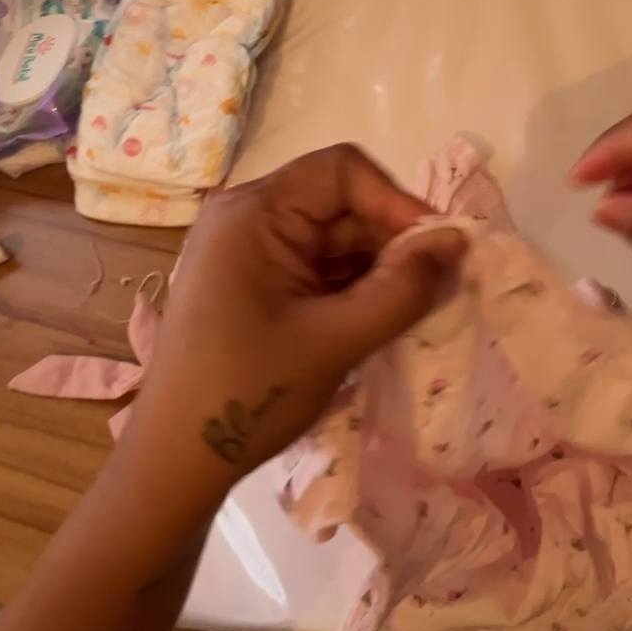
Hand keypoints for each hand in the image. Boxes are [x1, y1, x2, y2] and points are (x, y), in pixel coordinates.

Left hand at [125, 144, 466, 498]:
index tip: (436, 248)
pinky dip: (349, 283)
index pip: (341, 171)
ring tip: (407, 307)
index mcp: (254, 211)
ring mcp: (246, 246)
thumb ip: (402, 288)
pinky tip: (372, 316)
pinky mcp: (252, 276)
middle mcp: (247, 214)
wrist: (174, 460)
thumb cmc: (249, 393)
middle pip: (338, 201)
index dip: (396, 201)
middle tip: (432, 286)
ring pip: (331, 234)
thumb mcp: (336, 339)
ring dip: (373, 264)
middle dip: (389, 239)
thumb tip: (456, 241)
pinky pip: (314, 261)